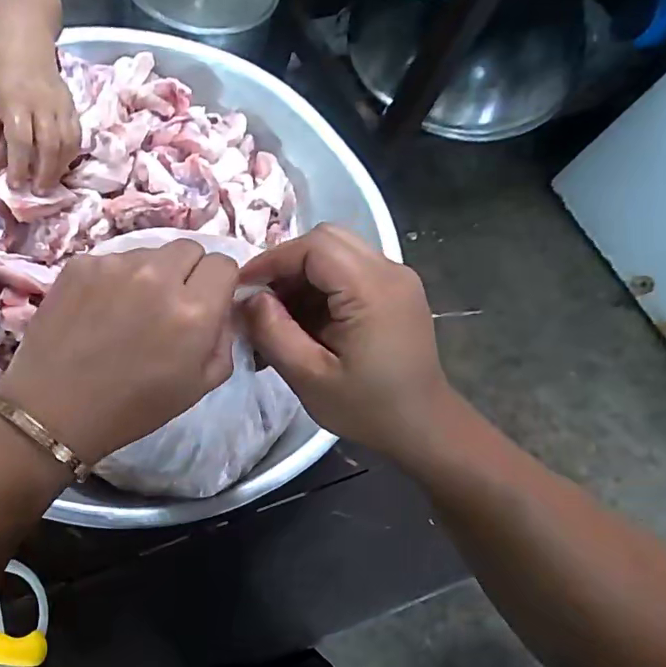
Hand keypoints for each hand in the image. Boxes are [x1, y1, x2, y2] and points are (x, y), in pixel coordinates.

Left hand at [0, 37, 78, 191]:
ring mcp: (60, 106)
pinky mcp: (72, 108)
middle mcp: (41, 104)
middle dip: (43, 173)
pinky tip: (61, 167)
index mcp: (15, 102)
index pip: (21, 140)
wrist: (26, 42)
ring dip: (59, 168)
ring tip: (50, 184)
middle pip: (48, 145)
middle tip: (37, 192)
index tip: (15, 185)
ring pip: (66, 144)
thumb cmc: (0, 73)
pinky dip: (70, 156)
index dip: (19, 166)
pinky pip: (76, 137)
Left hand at [0, 240, 237, 462]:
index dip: (218, 284)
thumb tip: (223, 308)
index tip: (205, 304)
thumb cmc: (133, 408)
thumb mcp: (200, 386)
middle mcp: (158, 276)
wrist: (55, 410)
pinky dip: (115, 279)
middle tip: (169, 307)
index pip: (224, 263)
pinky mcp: (81, 263)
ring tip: (129, 312)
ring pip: (150, 253)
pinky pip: (114, 260)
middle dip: (188, 272)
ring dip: (151, 274)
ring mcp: (115, 265)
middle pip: (190, 248)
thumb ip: (224, 339)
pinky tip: (100, 312)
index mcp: (194, 310)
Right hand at [238, 224, 455, 462]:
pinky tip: (307, 321)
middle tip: (261, 301)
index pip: (314, 246)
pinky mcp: (397, 292)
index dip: (272, 260)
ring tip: (280, 316)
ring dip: (303, 276)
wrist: (422, 426)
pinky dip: (322, 286)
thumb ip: (274, 333)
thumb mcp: (309, 377)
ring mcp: (398, 279)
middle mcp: (390, 271)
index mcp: (372, 288)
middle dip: (287, 265)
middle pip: (328, 240)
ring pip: (339, 253)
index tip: (243, 288)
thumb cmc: (367, 408)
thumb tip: (250, 299)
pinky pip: (352, 271)